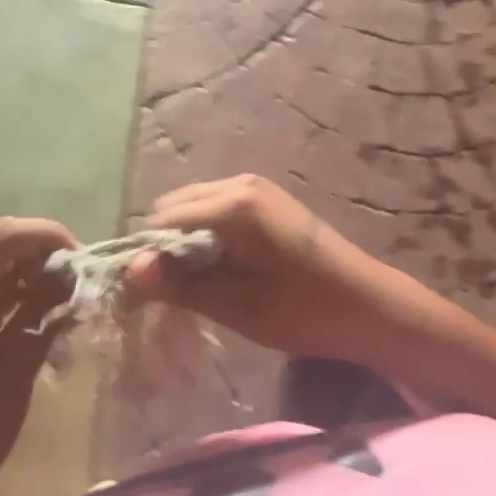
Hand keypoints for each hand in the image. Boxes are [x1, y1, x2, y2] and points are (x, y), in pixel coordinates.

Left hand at [0, 218, 77, 495]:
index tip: (85, 263)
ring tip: (67, 295)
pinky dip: (18, 289)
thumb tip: (76, 275)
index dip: (50, 236)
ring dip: (33, 268)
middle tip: (79, 279)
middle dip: (44, 250)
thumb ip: (44, 310)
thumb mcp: (15, 365)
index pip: (4, 235)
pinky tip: (43, 310)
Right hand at [125, 175, 398, 358]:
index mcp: (234, 204)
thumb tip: (128, 272)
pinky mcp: (265, 199)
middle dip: (163, 246)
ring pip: (194, 207)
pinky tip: (217, 270)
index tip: (141, 297)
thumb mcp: (237, 306)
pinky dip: (205, 235)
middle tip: (167, 295)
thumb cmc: (305, 311)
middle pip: (175, 207)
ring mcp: (255, 187)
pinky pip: (216, 209)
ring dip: (184, 242)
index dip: (146, 257)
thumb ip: (180, 285)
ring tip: (192, 287)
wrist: (367, 305)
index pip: (163, 221)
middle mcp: (241, 183)